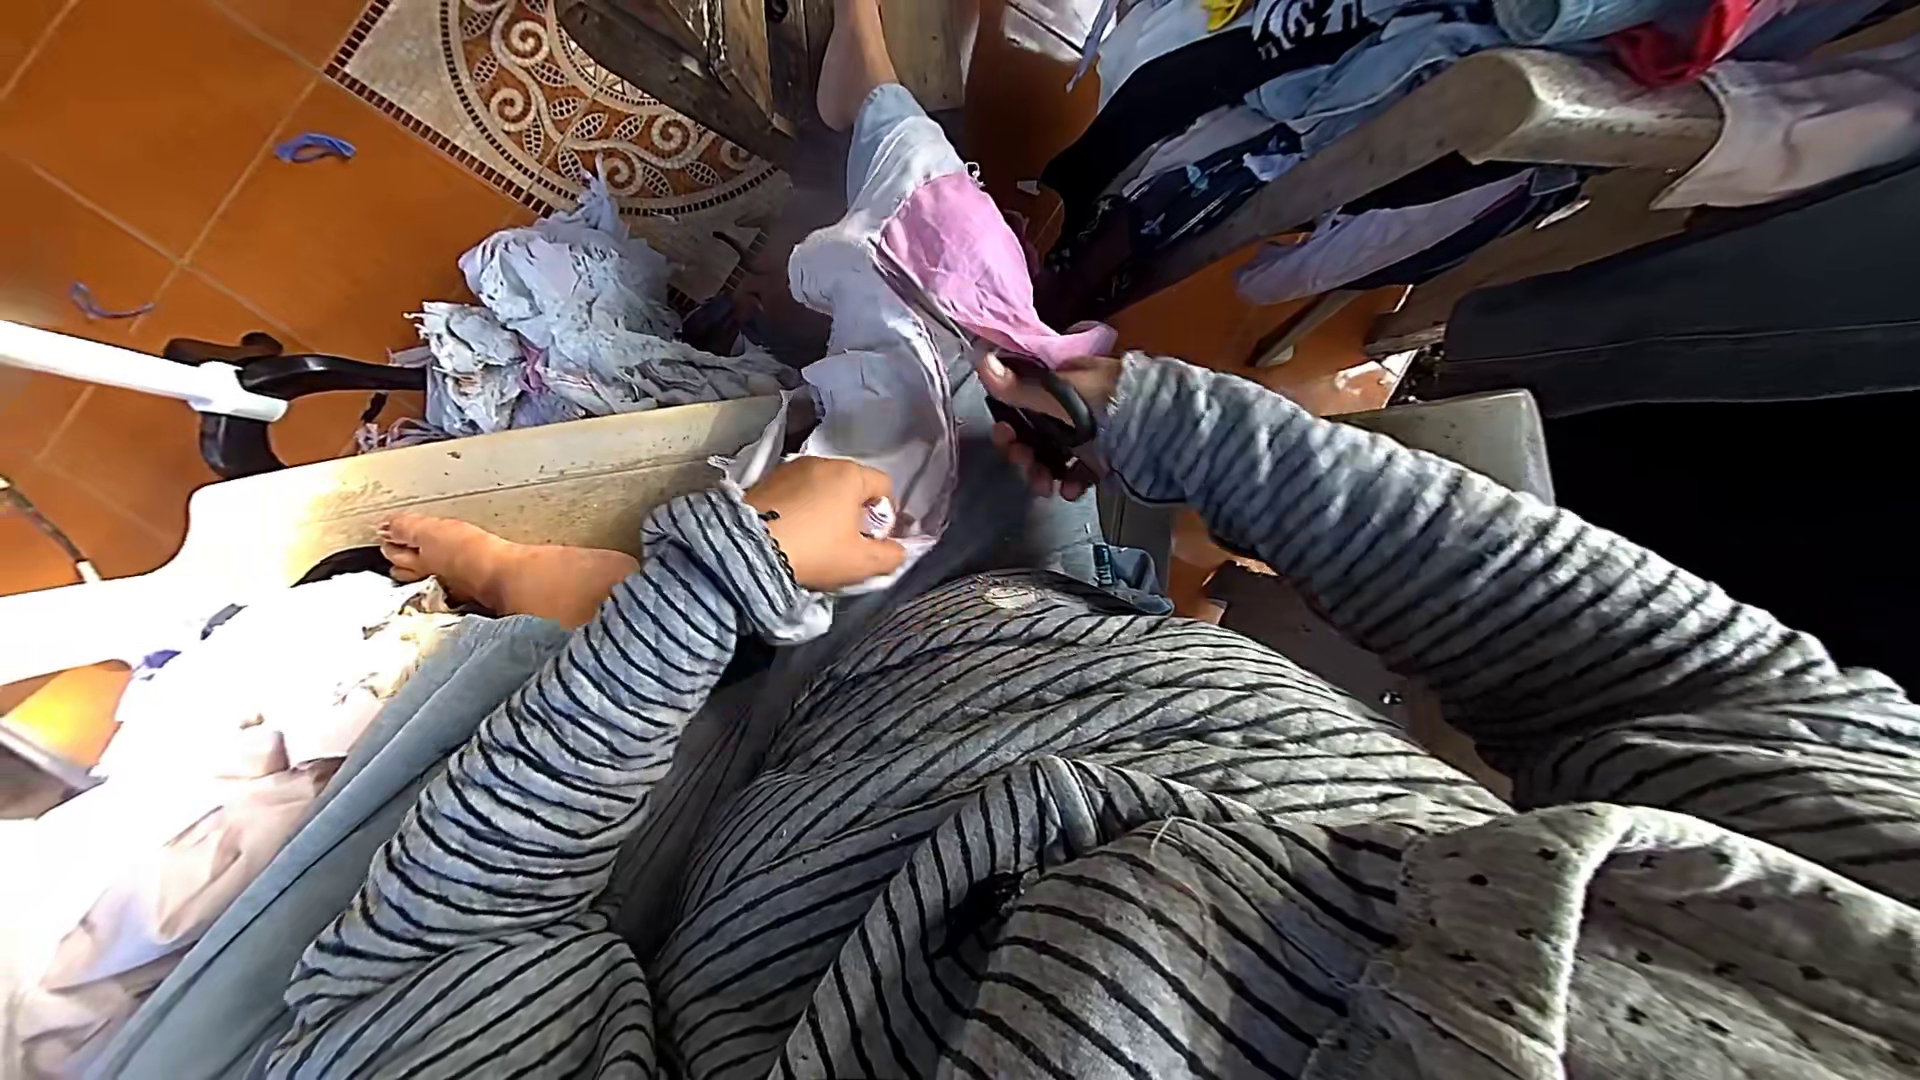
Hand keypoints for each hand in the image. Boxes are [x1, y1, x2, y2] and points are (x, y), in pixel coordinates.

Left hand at [744, 457, 906, 589]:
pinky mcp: (764, 479)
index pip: (884, 485)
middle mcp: (822, 462)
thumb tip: (899, 550)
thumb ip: (891, 556)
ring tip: (816, 537)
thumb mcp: (862, 563)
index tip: (875, 538)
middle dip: (855, 510)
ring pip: (822, 486)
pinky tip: (792, 531)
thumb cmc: (815, 551)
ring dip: (826, 507)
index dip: (887, 513)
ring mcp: (790, 468)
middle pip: (852, 484)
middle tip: (846, 541)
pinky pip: (795, 491)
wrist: (748, 550)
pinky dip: (800, 507)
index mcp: (851, 475)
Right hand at [976, 352, 1122, 501]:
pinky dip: (1071, 482)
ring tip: (1045, 486)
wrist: (1170, 429)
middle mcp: (1075, 408)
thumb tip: (980, 361)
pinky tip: (1071, 490)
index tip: (1004, 434)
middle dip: (1024, 452)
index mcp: (1064, 384)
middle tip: (1024, 463)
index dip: (1009, 419)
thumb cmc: (1113, 403)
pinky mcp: (1107, 460)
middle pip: (1036, 433)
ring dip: (1042, 472)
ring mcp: (1091, 435)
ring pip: (1054, 456)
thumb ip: (1023, 388)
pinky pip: (1080, 472)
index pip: (1025, 400)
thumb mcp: (1065, 395)